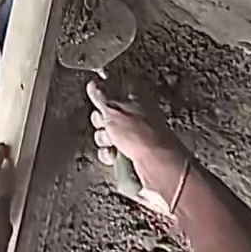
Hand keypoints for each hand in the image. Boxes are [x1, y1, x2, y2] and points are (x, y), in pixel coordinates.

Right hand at [87, 77, 191, 215]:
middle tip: (105, 125)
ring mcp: (135, 138)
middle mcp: (137, 117)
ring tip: (112, 144)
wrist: (157, 167)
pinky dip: (109, 156)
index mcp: (137, 100)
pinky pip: (112, 153)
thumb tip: (92, 84)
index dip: (104, 93)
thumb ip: (100, 98)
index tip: (96, 97)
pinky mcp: (131, 156)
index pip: (116, 89)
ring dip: (104, 141)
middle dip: (101, 122)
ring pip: (107, 135)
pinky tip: (113, 157)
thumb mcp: (114, 112)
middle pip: (107, 115)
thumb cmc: (140, 135)